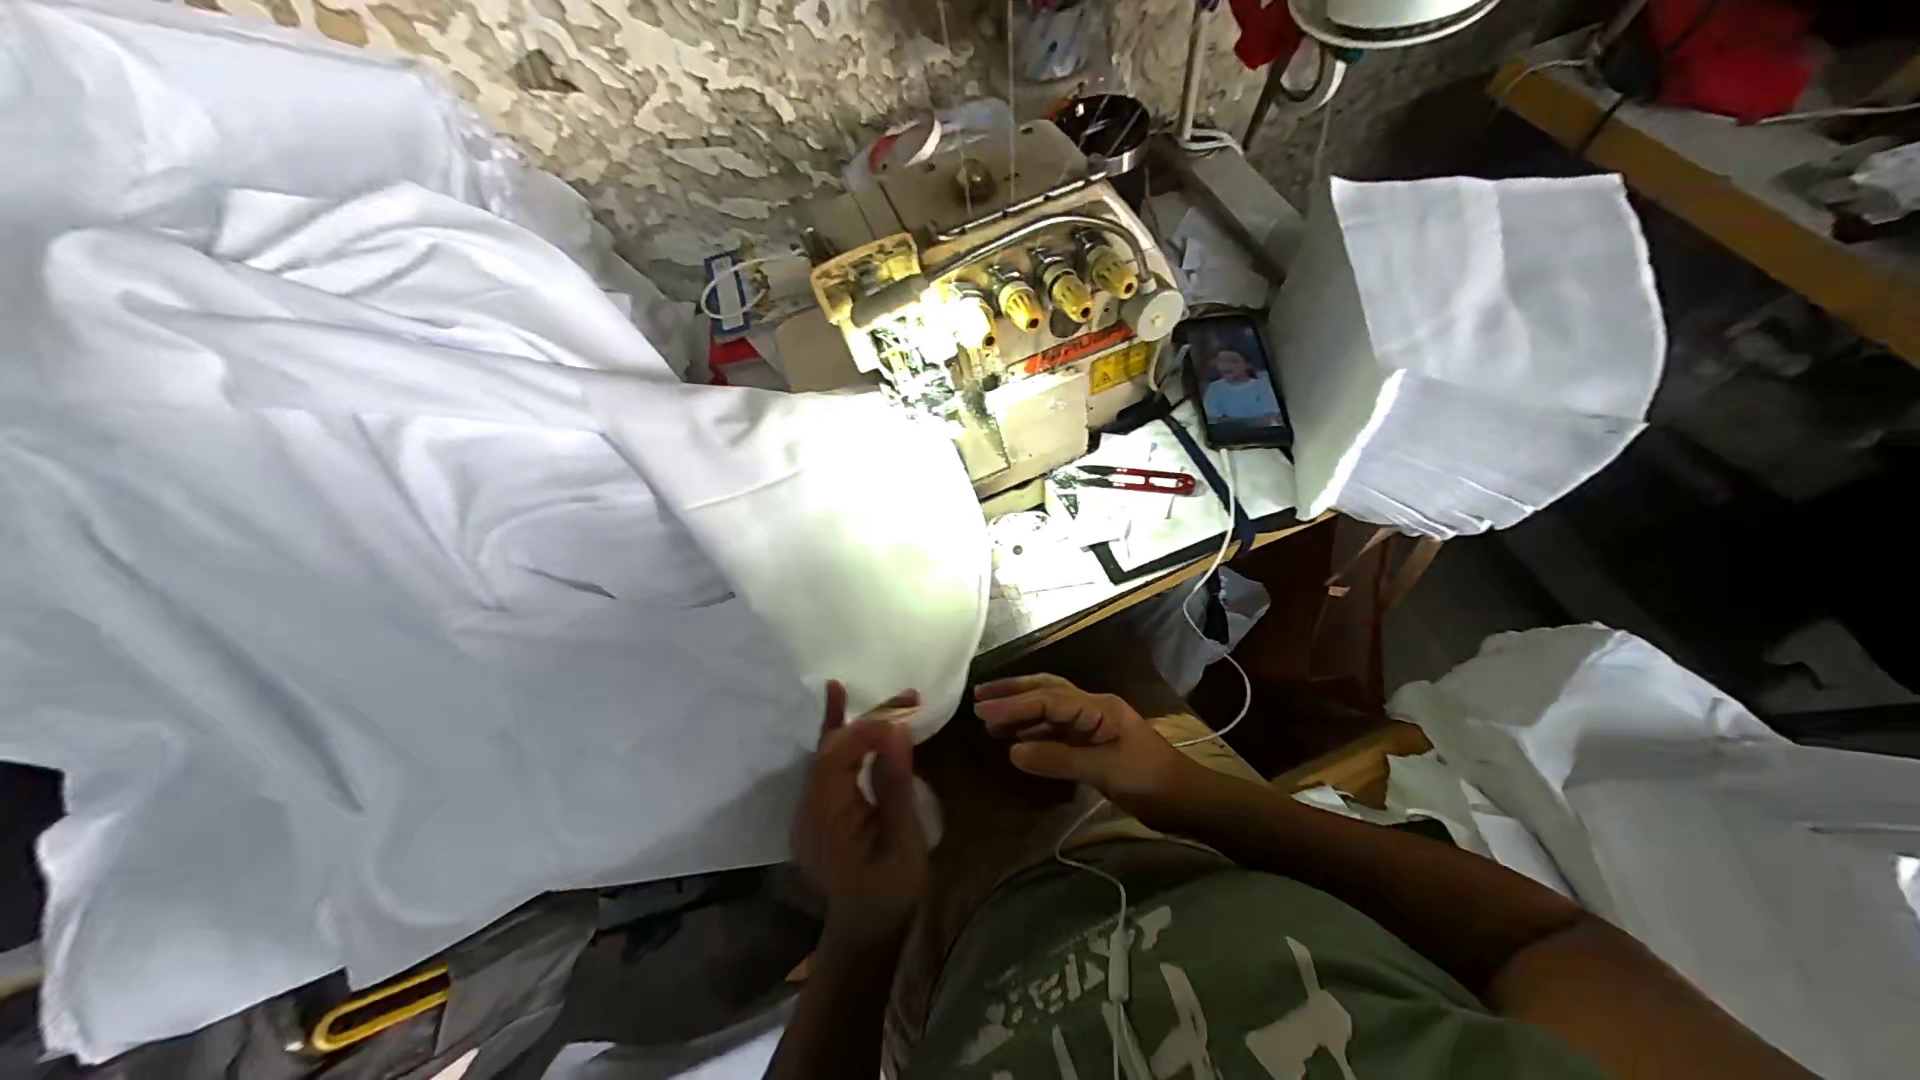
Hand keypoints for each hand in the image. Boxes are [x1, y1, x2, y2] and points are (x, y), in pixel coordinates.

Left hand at [792, 681, 928, 943]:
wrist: (868, 927)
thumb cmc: (892, 888)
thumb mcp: (902, 841)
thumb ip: (895, 784)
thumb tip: (896, 730)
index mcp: (825, 815)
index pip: (841, 755)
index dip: (872, 728)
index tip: (909, 712)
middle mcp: (807, 804)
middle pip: (835, 746)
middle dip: (872, 720)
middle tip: (911, 698)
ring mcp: (808, 805)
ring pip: (830, 749)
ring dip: (861, 721)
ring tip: (896, 697)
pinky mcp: (818, 805)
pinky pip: (825, 761)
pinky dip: (835, 730)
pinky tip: (836, 697)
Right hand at [973, 674, 1199, 806]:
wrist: (1187, 801)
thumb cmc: (1150, 781)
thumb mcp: (1105, 771)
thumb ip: (1058, 759)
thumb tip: (1013, 751)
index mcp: (1098, 707)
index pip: (1047, 700)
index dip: (1013, 704)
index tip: (981, 709)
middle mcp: (1093, 708)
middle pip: (1047, 691)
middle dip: (1013, 693)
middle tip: (978, 697)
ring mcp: (1093, 725)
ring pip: (1049, 710)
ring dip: (1020, 712)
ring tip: (989, 720)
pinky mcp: (1093, 744)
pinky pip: (1056, 730)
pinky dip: (1034, 731)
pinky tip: (1016, 740)